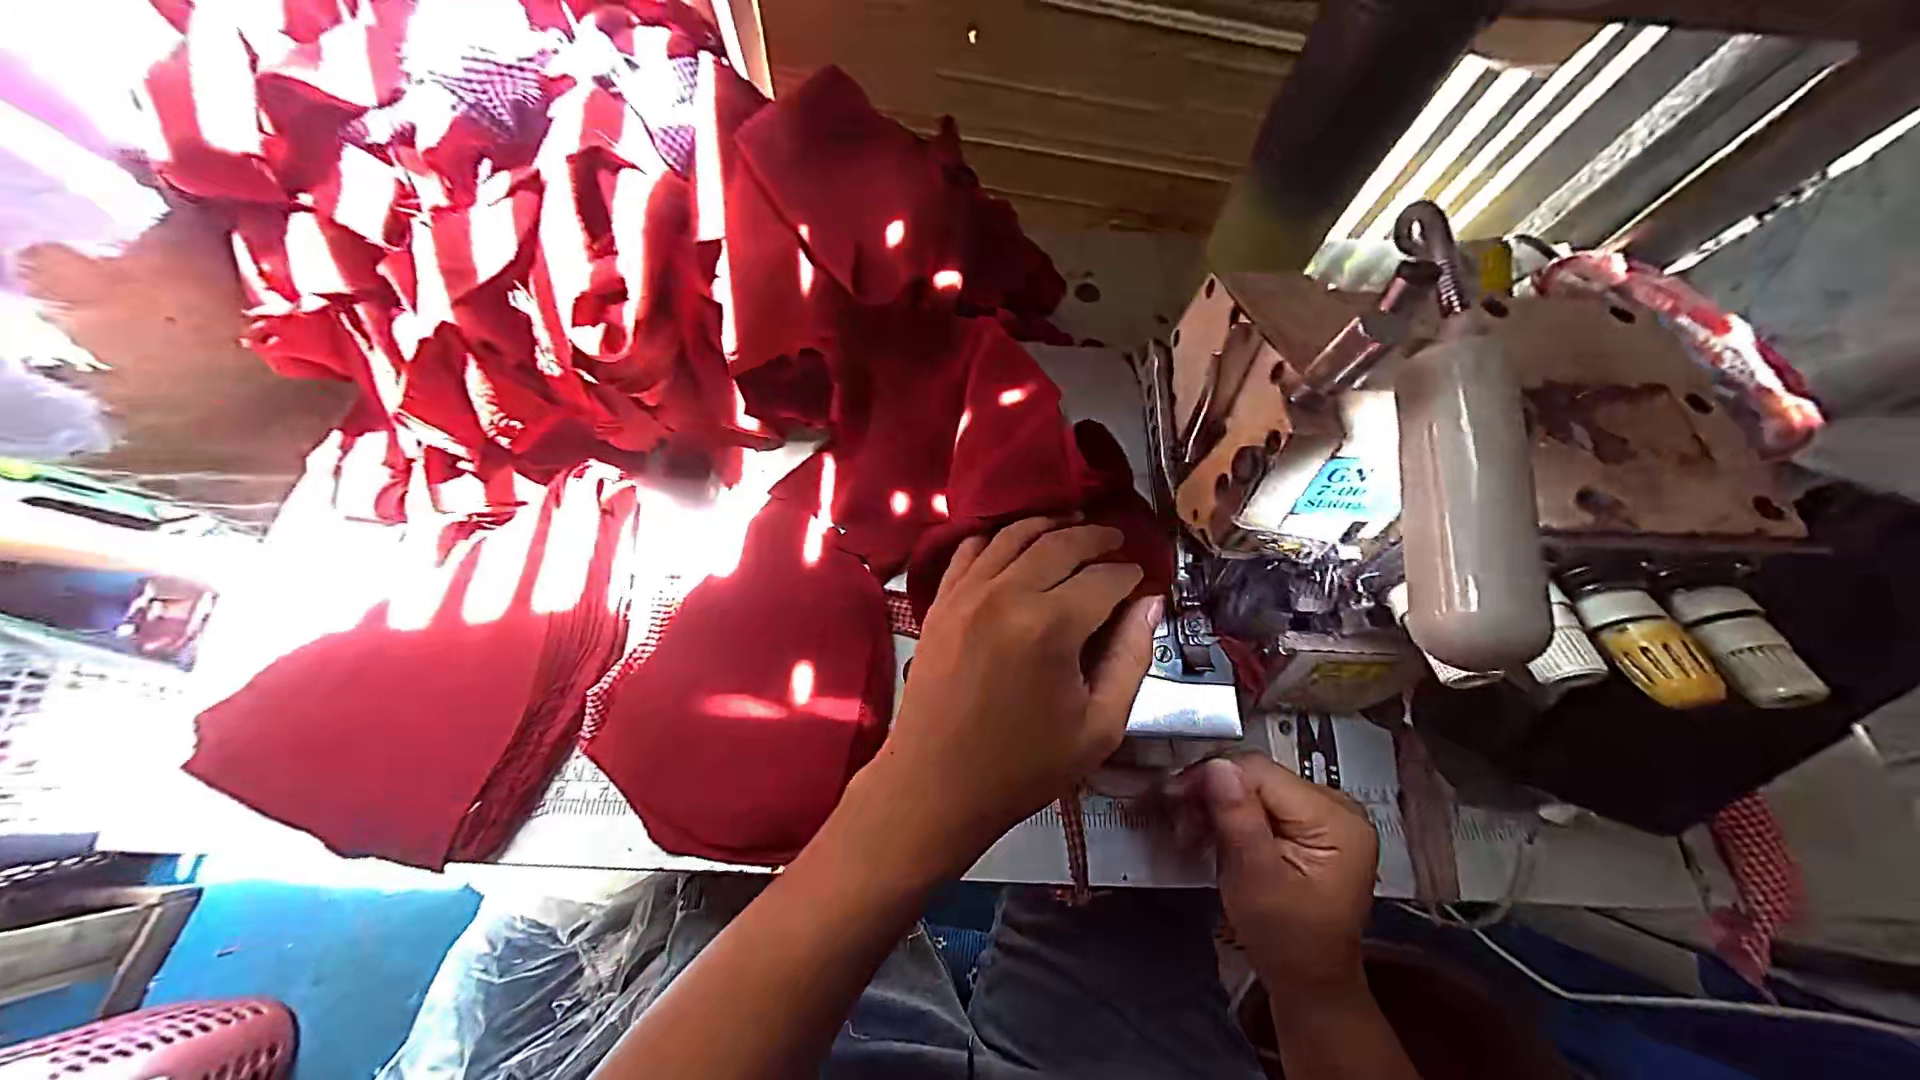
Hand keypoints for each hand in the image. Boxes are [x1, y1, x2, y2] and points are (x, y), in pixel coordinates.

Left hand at [859, 517, 1161, 878]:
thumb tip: (1149, 603)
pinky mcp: (940, 602)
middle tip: (1117, 541)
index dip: (1130, 573)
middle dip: (1097, 537)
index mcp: (1051, 627)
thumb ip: (1131, 658)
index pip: (1104, 578)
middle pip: (1061, 542)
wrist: (936, 783)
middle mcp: (1006, 595)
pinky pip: (970, 549)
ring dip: (1050, 525)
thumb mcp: (1099, 727)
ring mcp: (966, 593)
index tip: (1141, 577)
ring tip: (1075, 526)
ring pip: (1014, 534)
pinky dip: (998, 537)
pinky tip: (1015, 542)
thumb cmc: (1023, 766)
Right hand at [1178, 753, 1378, 1000]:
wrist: (1308, 980)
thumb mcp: (1256, 881)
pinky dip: (1231, 814)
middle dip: (1212, 796)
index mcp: (1336, 820)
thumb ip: (1237, 820)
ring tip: (1194, 832)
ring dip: (1217, 806)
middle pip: (1255, 776)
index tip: (1178, 795)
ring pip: (1252, 786)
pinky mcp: (1305, 821)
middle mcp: (1336, 808)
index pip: (1259, 772)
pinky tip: (1214, 834)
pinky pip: (1259, 800)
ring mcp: (1322, 813)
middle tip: (1182, 821)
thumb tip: (1217, 767)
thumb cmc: (1290, 943)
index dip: (1212, 779)